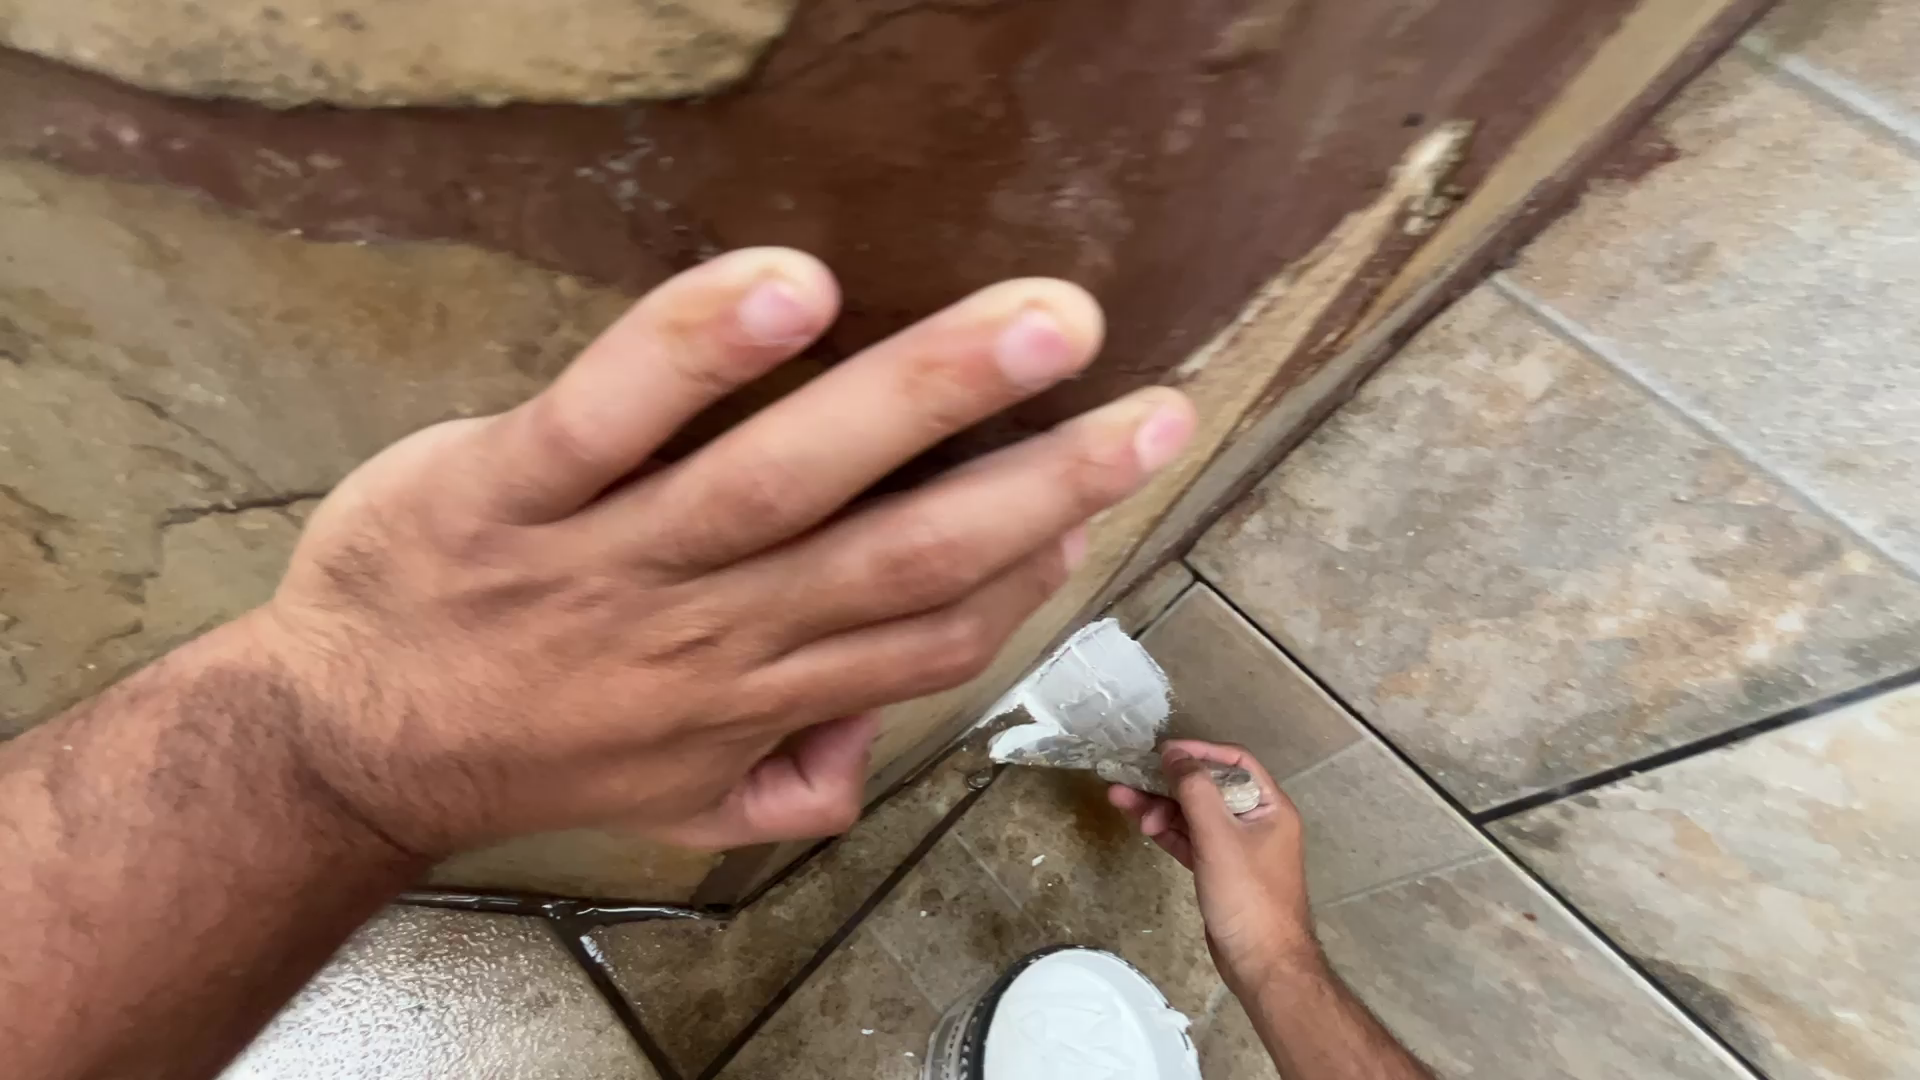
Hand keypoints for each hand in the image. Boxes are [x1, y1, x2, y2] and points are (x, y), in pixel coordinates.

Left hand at [252, 247, 1196, 857]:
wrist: (347, 742)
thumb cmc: (542, 748)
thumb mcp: (685, 807)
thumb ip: (795, 781)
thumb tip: (872, 742)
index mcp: (765, 695)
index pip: (935, 635)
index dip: (1031, 570)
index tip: (1100, 502)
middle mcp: (717, 630)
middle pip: (907, 559)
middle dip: (1046, 485)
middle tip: (1152, 416)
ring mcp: (617, 556)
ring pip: (789, 479)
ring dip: (924, 397)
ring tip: (1035, 330)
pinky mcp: (512, 487)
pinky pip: (616, 413)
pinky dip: (705, 351)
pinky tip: (792, 286)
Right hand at [1109, 741, 1318, 989]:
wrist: (1262, 966)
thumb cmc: (1247, 894)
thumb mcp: (1218, 835)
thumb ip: (1194, 788)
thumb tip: (1173, 753)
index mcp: (1269, 806)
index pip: (1234, 761)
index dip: (1198, 751)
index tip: (1163, 751)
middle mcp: (1254, 819)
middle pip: (1206, 786)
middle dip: (1166, 781)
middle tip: (1130, 776)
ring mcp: (1235, 845)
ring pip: (1191, 812)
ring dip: (1158, 805)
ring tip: (1121, 801)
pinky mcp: (1218, 867)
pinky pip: (1188, 836)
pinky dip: (1165, 828)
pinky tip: (1140, 822)